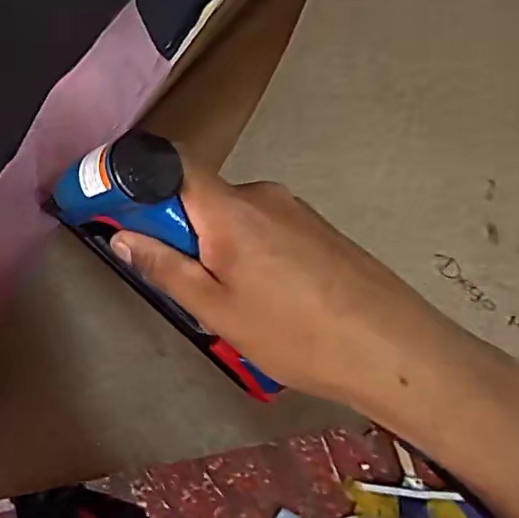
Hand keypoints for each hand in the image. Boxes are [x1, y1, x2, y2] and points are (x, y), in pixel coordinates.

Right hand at [108, 160, 503, 416]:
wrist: (403, 355)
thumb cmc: (296, 334)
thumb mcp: (215, 309)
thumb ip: (163, 266)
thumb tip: (121, 235)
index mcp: (229, 208)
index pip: (170, 162)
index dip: (135, 177)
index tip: (115, 208)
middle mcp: (261, 195)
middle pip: (198, 194)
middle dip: (178, 227)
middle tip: (181, 277)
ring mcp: (294, 209)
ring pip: (230, 215)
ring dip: (213, 243)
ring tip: (230, 299)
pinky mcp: (317, 228)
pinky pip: (261, 226)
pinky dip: (245, 250)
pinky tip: (267, 297)